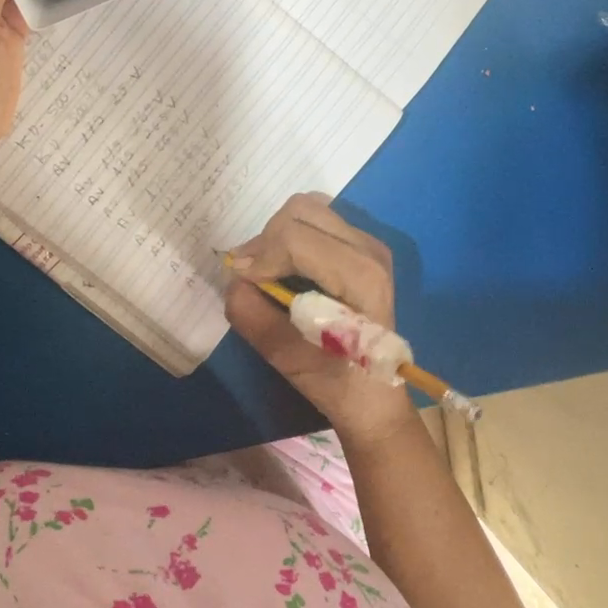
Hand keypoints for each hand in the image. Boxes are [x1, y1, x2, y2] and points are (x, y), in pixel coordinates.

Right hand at [225, 193, 418, 449]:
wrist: (375, 398)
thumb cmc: (338, 383)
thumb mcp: (290, 359)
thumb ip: (256, 319)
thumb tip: (232, 283)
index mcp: (361, 276)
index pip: (295, 238)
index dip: (259, 255)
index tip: (239, 280)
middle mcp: (368, 250)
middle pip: (301, 212)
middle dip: (267, 240)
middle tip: (248, 275)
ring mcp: (367, 244)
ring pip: (307, 210)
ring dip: (277, 236)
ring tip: (263, 271)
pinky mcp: (360, 247)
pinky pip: (315, 222)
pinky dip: (290, 237)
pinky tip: (283, 268)